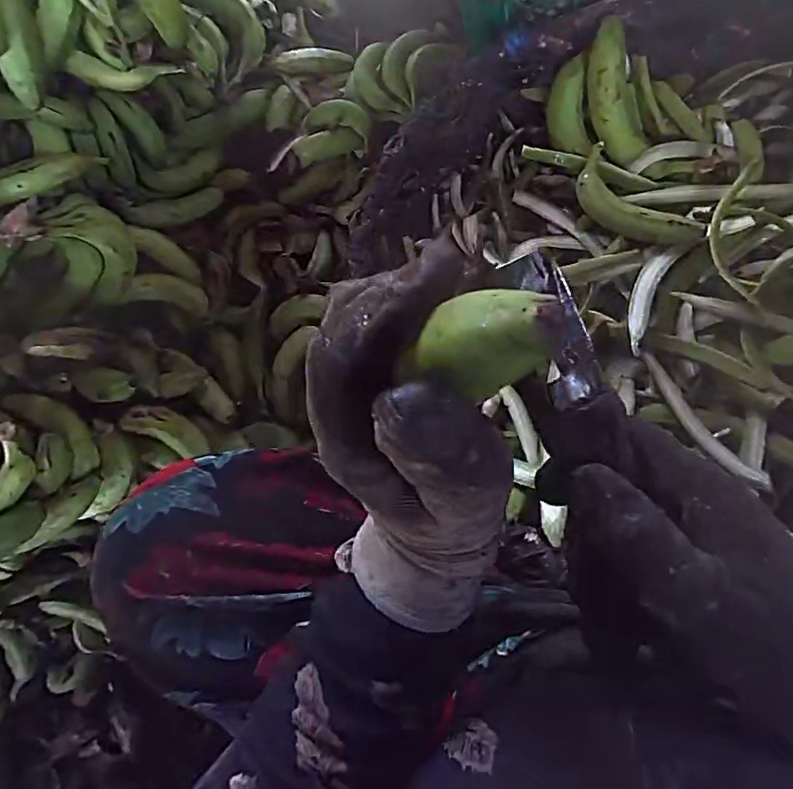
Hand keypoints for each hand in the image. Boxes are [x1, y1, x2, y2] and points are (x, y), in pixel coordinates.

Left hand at [306, 239, 510, 631]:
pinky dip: (410, 293)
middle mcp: (333, 398)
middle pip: (342, 320)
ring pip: (354, 309)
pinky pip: (378, 315)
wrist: (435, 529)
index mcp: (342, 434)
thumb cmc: (451, 519)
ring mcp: (349, 379)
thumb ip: (435, 458)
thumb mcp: (460, 501)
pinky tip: (445, 290)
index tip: (442, 270)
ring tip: (452, 273)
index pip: (340, 354)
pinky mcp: (371, 366)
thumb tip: (402, 393)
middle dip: (395, 285)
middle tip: (455, 264)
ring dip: (400, 283)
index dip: (384, 306)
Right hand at [561, 412, 792, 781]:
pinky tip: (626, 637)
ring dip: (605, 573)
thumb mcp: (696, 593)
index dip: (583, 449)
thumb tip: (582, 473)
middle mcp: (695, 497)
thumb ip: (637, 530)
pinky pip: (644, 558)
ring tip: (607, 631)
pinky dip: (626, 592)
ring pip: (624, 527)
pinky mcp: (700, 562)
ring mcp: (699, 530)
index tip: (550, 492)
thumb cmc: (773, 646)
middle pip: (617, 485)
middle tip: (584, 587)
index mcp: (698, 485)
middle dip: (591, 534)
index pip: (628, 434)